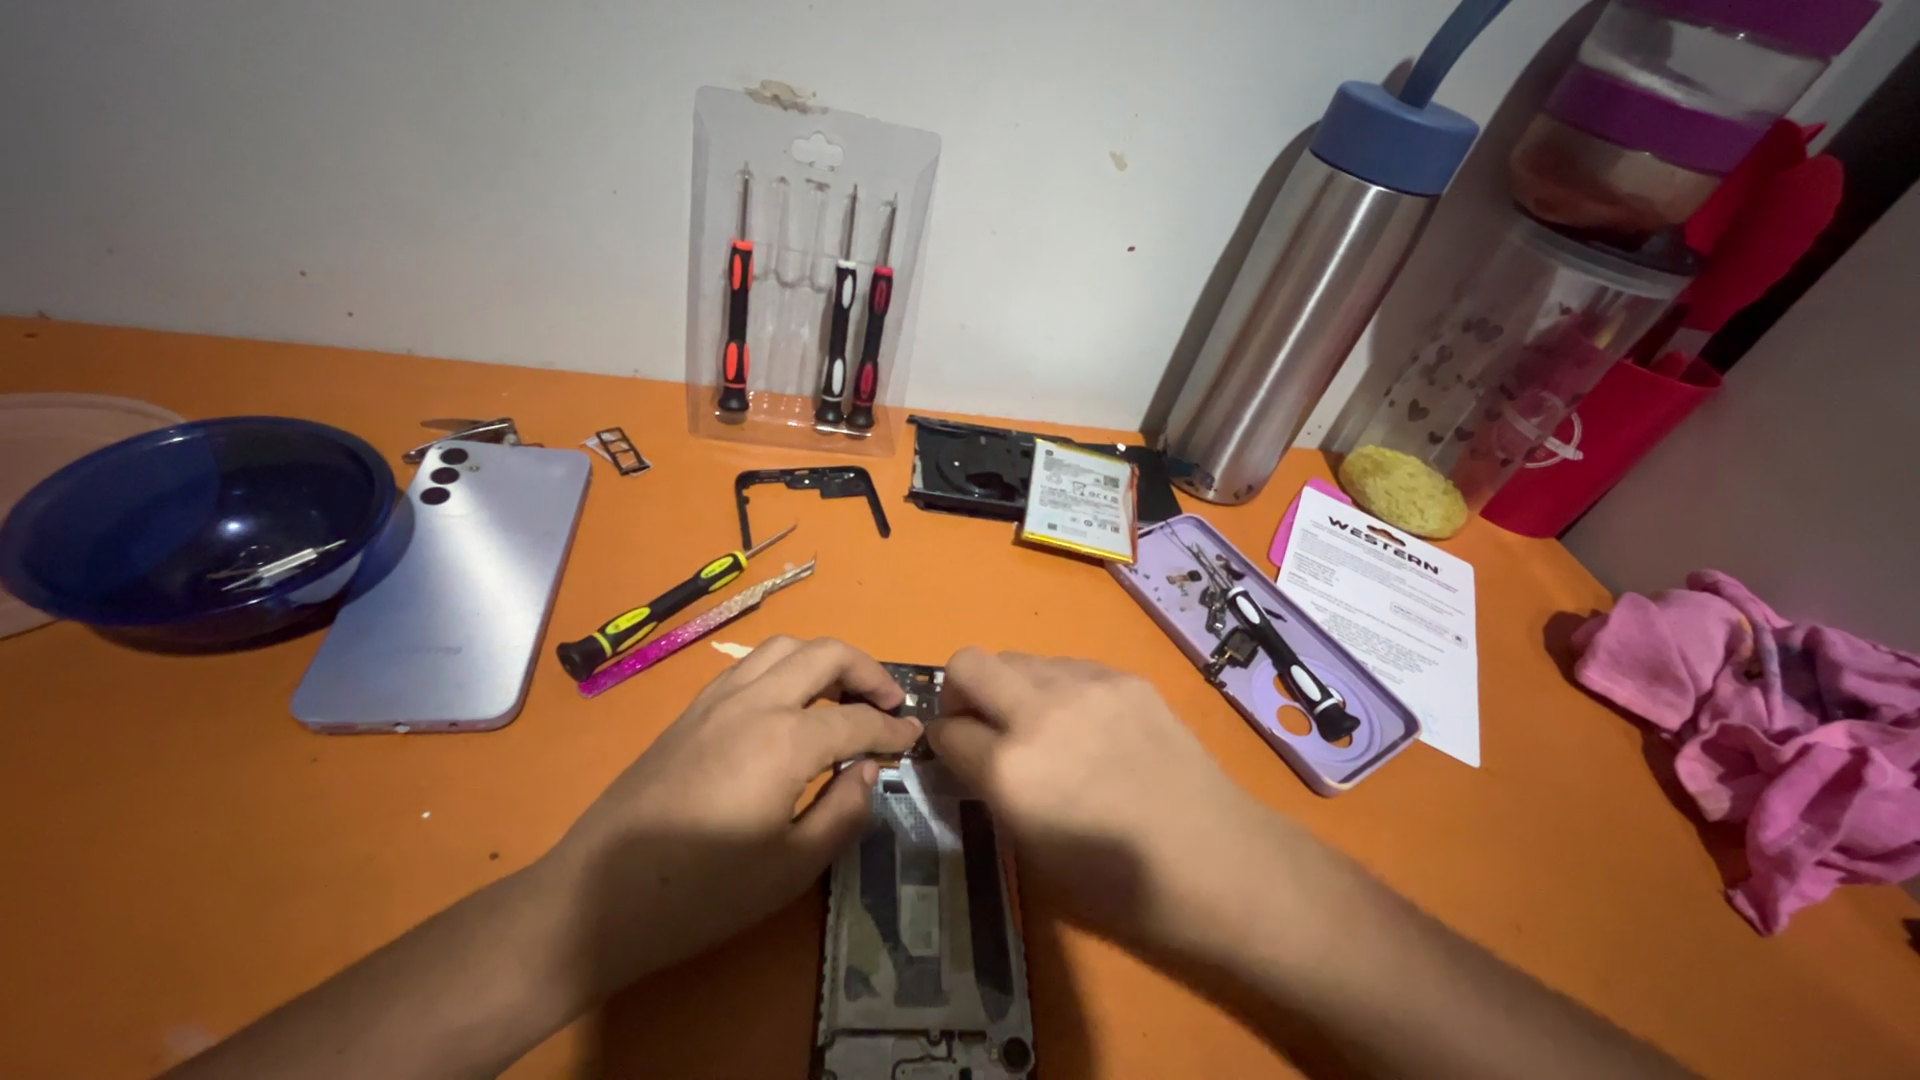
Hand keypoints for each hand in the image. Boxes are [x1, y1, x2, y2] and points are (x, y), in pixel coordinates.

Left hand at [547, 636, 918, 994]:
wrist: (598, 897)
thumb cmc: (703, 893)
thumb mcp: (792, 867)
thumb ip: (844, 811)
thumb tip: (867, 770)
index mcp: (784, 740)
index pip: (857, 718)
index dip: (893, 727)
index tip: (914, 735)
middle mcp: (753, 702)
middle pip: (824, 654)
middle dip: (866, 669)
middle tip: (888, 702)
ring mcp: (716, 700)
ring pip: (784, 647)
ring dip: (824, 661)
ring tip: (843, 696)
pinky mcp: (690, 711)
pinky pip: (750, 665)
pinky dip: (785, 669)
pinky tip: (789, 707)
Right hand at [928, 648, 1285, 951]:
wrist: (1216, 858)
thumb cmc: (1119, 881)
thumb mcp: (1032, 848)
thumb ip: (991, 788)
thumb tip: (968, 752)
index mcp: (1012, 770)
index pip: (946, 730)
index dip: (942, 743)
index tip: (952, 753)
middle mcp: (1040, 712)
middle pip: (968, 664)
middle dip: (959, 692)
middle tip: (980, 724)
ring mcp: (1086, 685)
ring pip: (1018, 658)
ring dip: (1010, 687)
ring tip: (1039, 725)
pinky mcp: (1123, 676)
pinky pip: (1066, 666)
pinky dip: (1056, 688)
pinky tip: (1085, 723)